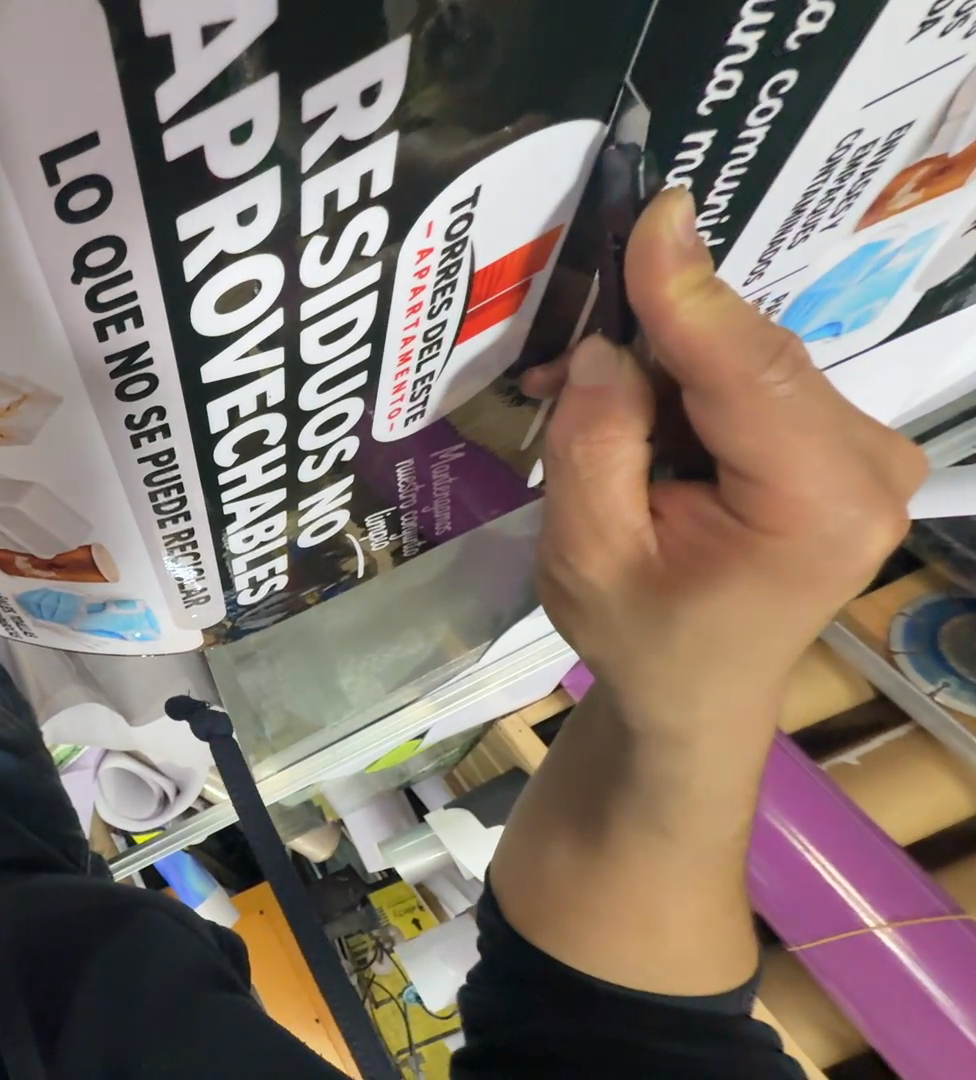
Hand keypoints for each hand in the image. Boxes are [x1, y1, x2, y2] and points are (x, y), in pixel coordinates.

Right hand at [534, 188, 926, 737]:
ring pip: (744, 367)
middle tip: (552, 357)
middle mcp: (865, 464)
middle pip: (750, 359)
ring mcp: (859, 455)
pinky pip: (745, 390)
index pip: (748, 371)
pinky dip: (674, 389)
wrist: (690, 690)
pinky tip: (617, 413)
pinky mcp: (831, 453)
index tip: (653, 214)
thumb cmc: (633, 633)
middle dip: (650, 337)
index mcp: (813, 500)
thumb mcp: (586, 549)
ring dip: (652, 367)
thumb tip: (602, 352)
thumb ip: (594, 448)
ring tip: (565, 398)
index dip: (692, 293)